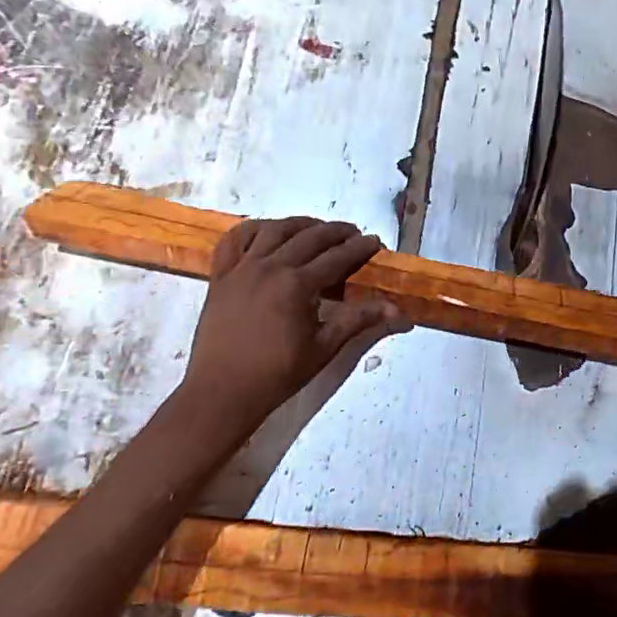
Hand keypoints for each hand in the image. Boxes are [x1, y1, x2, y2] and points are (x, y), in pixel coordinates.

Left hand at [182, 218, 406, 428]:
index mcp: (297, 285)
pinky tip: (267, 231)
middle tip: (353, 233)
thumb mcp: (324, 347)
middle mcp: (270, 267)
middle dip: (336, 231)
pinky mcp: (220, 276)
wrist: (221, 392)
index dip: (360, 247)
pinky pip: (234, 240)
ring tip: (316, 228)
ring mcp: (241, 269)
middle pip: (309, 236)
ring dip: (300, 224)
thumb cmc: (277, 373)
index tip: (375, 242)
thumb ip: (358, 320)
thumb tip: (396, 309)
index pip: (337, 256)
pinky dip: (253, 229)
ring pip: (274, 230)